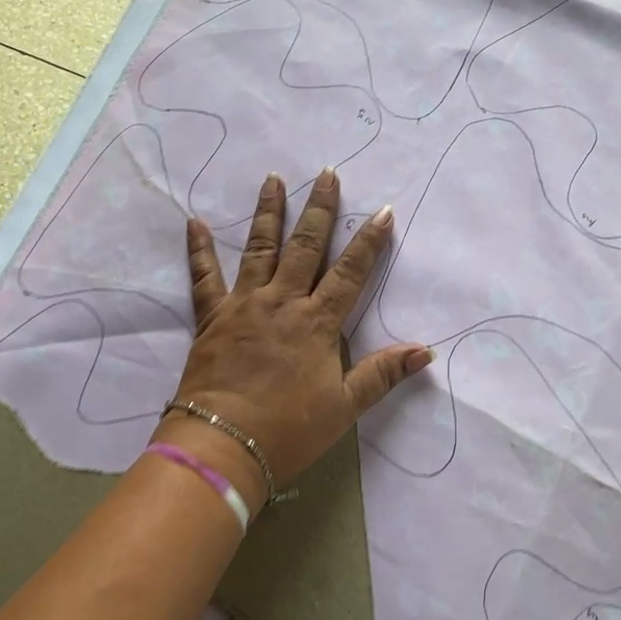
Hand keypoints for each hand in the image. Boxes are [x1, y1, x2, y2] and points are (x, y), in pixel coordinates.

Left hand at [159, 168, 433, 509]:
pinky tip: (194, 222)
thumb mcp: (345, 406)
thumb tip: (426, 351)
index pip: (350, 272)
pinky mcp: (211, 318)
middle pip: (305, 246)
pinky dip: (198, 250)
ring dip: (269, 212)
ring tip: (274, 179)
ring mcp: (244, 305)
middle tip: (327, 173)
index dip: (369, 241)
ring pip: (259, 248)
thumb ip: (384, 373)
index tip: (383, 210)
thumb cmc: (289, 430)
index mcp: (317, 322)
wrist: (222, 446)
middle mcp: (282, 302)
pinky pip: (203, 278)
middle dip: (320, 208)